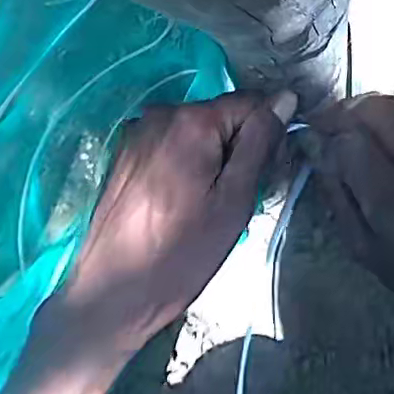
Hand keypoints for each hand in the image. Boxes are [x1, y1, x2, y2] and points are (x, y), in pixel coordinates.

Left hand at [53, 88, 292, 350]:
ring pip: (198, 129)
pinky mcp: (125, 151)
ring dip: (211, 155)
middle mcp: (163, 112)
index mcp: (193, 120)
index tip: (264, 171)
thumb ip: (260, 142)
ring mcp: (139, 130)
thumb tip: (285, 98)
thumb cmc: (180, 253)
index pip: (251, 102)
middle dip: (237, 145)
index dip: (266, 133)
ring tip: (204, 202)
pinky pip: (172, 142)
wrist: (108, 295)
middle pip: (222, 114)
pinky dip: (184, 161)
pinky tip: (177, 200)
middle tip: (233, 195)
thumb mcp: (234, 200)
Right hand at [307, 94, 393, 393]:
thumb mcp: (364, 248)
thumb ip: (337, 194)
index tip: (312, 138)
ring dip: (364, 109)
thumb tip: (315, 146)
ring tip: (346, 125)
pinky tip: (378, 132)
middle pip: (378, 112)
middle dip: (344, 111)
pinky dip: (389, 114)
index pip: (356, 148)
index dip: (329, 137)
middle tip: (323, 122)